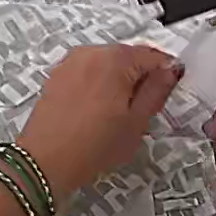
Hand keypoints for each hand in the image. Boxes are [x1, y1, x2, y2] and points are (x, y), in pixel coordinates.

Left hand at [18, 44, 183, 197]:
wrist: (44, 163)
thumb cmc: (94, 146)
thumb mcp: (136, 123)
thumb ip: (157, 91)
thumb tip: (170, 70)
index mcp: (116, 59)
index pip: (153, 56)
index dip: (166, 73)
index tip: (168, 93)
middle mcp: (91, 52)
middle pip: (128, 57)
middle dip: (140, 78)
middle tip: (142, 111)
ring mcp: (70, 62)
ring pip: (107, 65)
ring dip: (118, 82)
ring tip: (117, 115)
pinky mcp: (57, 76)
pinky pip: (87, 73)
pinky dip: (98, 86)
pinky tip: (96, 112)